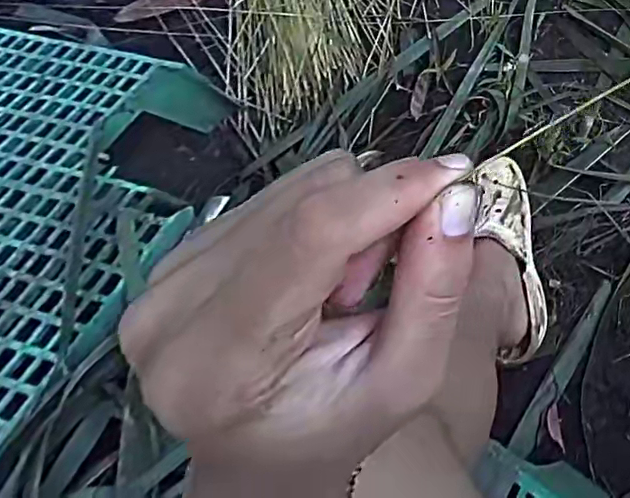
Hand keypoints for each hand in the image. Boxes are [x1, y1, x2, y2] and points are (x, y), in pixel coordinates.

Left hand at [120, 151, 479, 495]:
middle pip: (316, 196)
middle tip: (392, 270)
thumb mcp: (410, 376)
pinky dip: (334, 209)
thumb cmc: (337, 424)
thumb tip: (456, 196)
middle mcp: (175, 307)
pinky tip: (325, 266)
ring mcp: (172, 272)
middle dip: (383, 210)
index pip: (312, 232)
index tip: (457, 175)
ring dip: (359, 211)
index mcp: (220, 361)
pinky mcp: (188, 246)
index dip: (392, 189)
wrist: (262, 454)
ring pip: (309, 180)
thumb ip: (437, 289)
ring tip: (352, 279)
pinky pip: (293, 185)